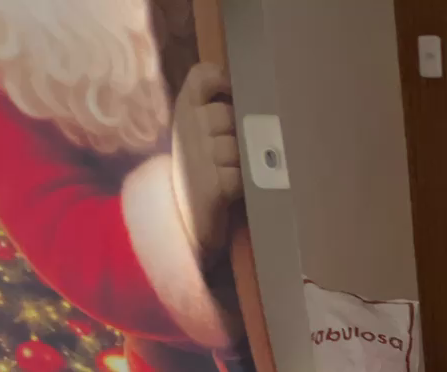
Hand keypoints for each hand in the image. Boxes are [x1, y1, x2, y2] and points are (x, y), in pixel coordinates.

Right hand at [170, 62, 241, 258]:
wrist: (187, 220)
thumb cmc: (204, 174)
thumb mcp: (205, 137)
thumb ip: (221, 116)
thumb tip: (261, 104)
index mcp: (185, 110)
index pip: (203, 77)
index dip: (223, 80)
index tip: (238, 94)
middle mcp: (187, 128)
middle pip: (230, 116)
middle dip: (243, 135)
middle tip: (241, 156)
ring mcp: (197, 157)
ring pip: (239, 146)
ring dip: (248, 163)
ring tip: (241, 176)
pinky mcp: (213, 186)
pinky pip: (244, 175)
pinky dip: (249, 184)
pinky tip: (243, 192)